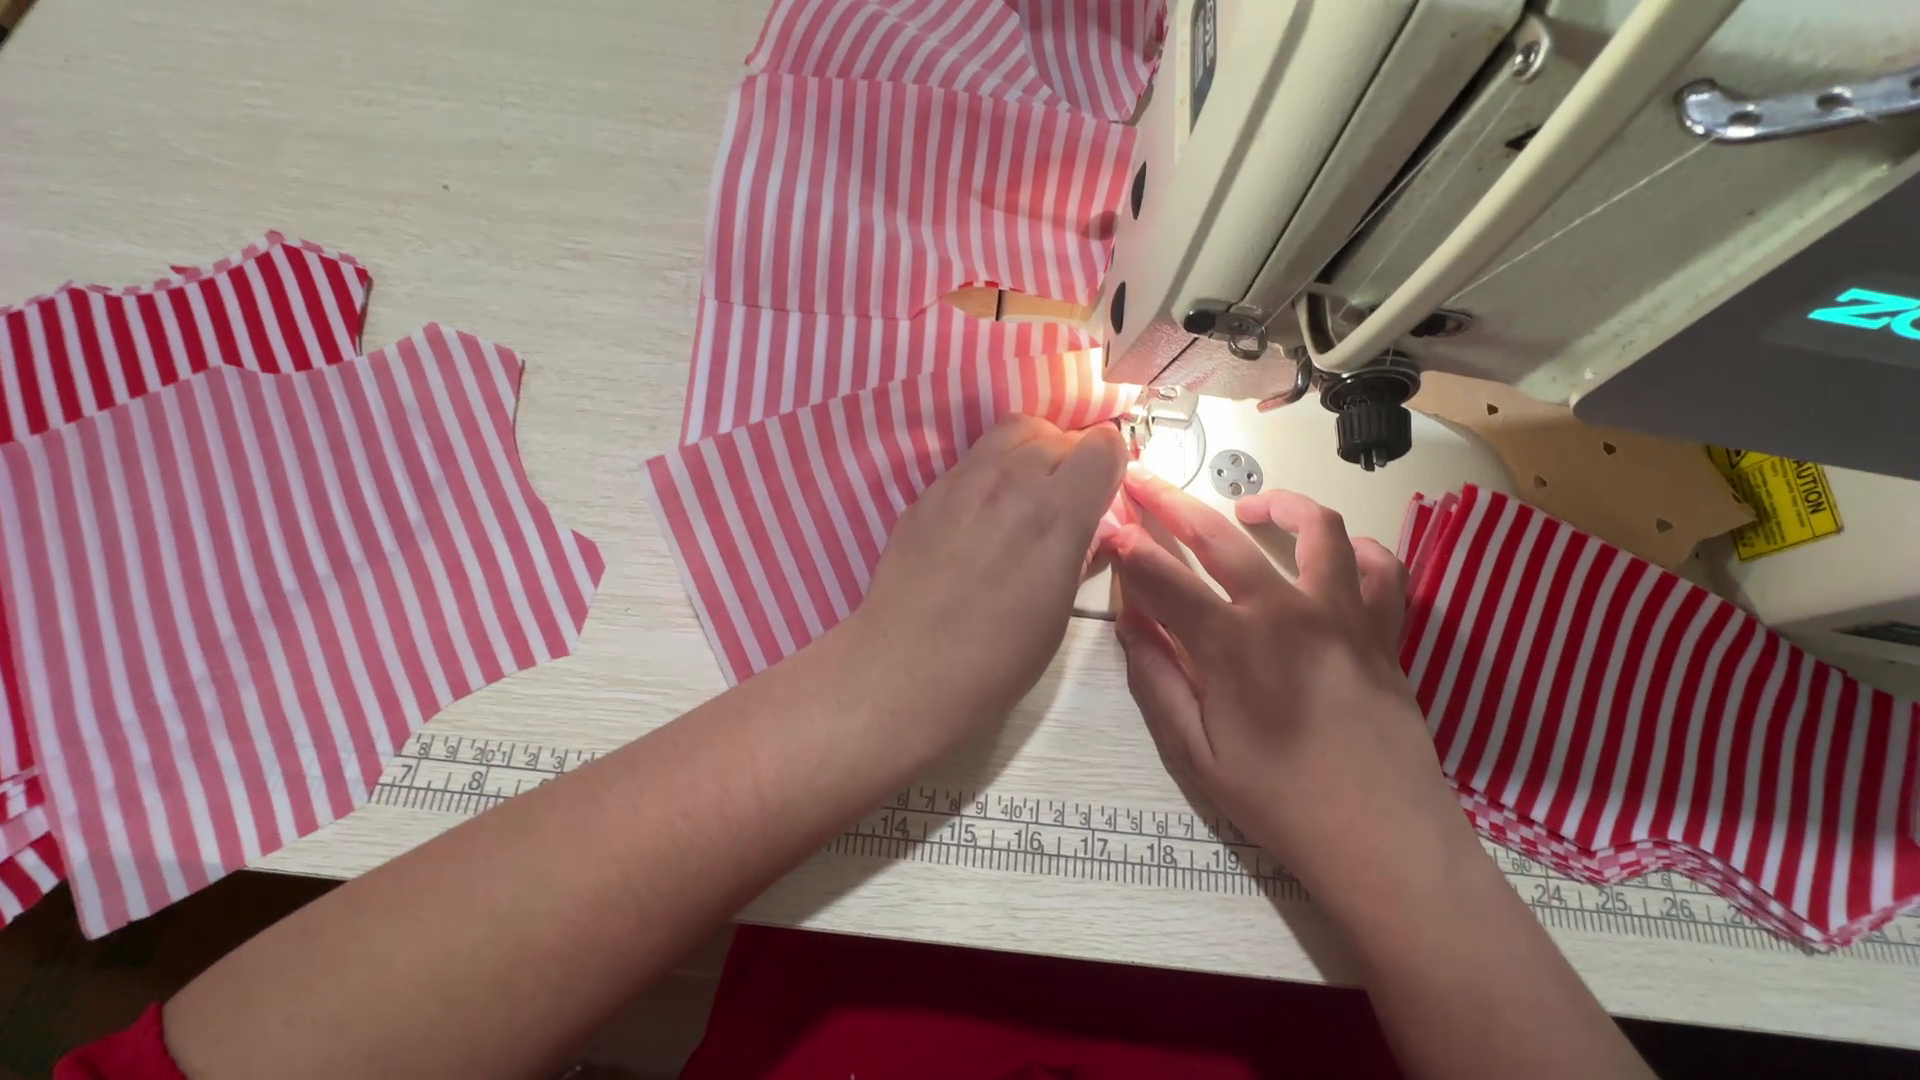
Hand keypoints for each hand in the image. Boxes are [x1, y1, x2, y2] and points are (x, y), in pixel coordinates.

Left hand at [853, 416, 1125, 735]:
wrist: (907, 670)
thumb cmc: (997, 659)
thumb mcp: (1059, 609)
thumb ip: (1081, 552)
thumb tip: (1092, 528)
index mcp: (1055, 511)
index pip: (1101, 446)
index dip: (1110, 464)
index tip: (1104, 490)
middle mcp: (1009, 480)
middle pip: (1055, 432)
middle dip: (1071, 457)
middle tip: (1066, 496)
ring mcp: (960, 481)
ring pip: (1010, 432)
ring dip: (1030, 451)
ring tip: (1026, 492)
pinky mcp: (926, 494)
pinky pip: (971, 461)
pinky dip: (990, 472)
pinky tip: (980, 515)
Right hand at [1109, 470, 1475, 904]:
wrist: (1383, 839)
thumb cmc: (1279, 802)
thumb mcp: (1197, 754)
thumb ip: (1158, 680)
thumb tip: (1130, 623)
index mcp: (1231, 645)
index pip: (1162, 578)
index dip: (1127, 546)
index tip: (1105, 522)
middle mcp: (1285, 611)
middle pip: (1219, 536)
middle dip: (1172, 502)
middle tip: (1144, 480)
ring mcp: (1342, 613)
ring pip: (1314, 528)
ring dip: (1276, 504)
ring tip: (1249, 507)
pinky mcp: (1383, 629)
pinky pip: (1380, 568)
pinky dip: (1357, 549)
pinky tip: (1335, 556)